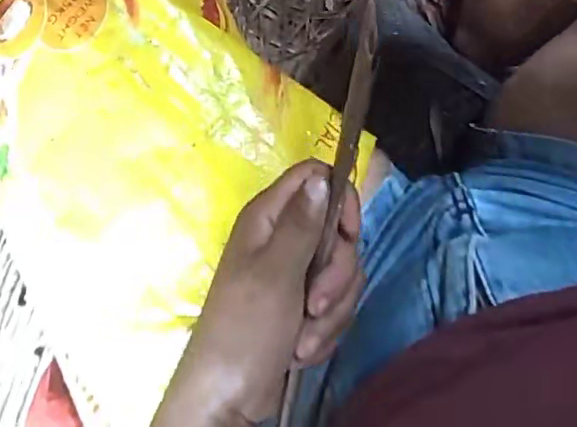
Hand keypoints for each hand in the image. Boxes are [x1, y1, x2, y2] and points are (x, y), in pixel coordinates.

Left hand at [154, 160, 363, 426]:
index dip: (339, 198)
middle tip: (316, 303)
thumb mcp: (276, 272)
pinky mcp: (303, 302)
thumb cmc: (245, 328)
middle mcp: (282, 235)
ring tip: (303, 337)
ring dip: (331, 310)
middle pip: (336, 229)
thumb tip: (322, 176)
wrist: (227, 399)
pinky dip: (326, 328)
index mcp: (268, 215)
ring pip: (341, 270)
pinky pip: (335, 301)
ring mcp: (293, 270)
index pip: (314, 177)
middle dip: (337, 273)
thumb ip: (302, 223)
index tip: (349, 233)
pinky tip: (302, 348)